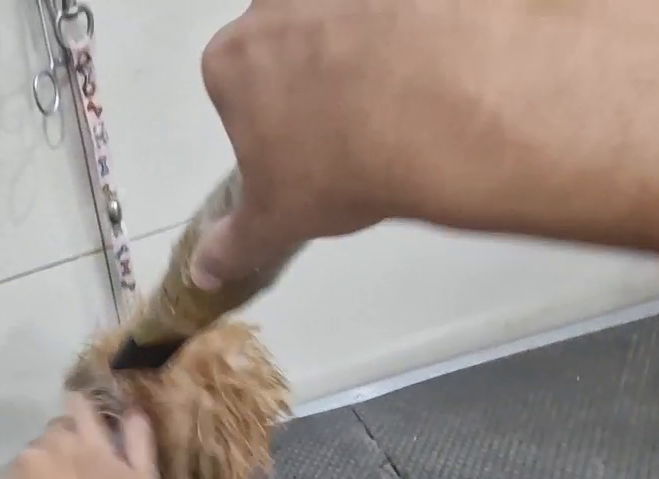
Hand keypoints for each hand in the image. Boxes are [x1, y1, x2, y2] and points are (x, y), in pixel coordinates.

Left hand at [3, 394, 159, 478]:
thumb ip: (140, 441)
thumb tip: (133, 409)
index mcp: (89, 439)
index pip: (80, 403)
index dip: (83, 406)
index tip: (87, 418)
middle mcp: (54, 441)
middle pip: (58, 427)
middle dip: (67, 440)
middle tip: (79, 470)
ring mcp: (27, 463)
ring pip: (38, 449)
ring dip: (48, 461)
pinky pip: (21, 472)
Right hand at [190, 0, 518, 288]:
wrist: (455, 113)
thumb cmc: (343, 168)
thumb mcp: (275, 223)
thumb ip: (231, 245)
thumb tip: (203, 271)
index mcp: (234, 58)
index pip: (238, 87)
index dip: (268, 120)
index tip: (301, 148)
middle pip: (290, 40)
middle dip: (313, 75)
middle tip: (354, 123)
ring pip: (349, 14)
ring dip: (366, 45)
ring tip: (404, 96)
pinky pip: (406, 5)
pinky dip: (418, 23)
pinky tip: (438, 59)